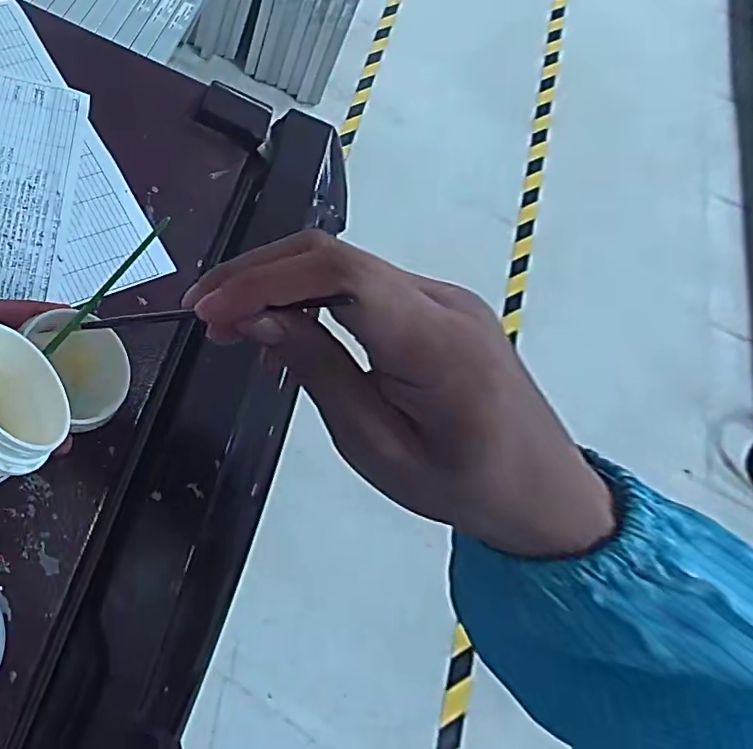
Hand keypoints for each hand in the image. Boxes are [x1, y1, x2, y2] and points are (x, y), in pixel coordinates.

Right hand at [183, 231, 615, 557]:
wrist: (551, 500)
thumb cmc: (461, 485)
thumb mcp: (373, 442)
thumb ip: (315, 368)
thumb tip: (254, 318)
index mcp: (433, 341)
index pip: (336, 274)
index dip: (260, 281)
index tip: (209, 312)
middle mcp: (439, 302)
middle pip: (325, 253)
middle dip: (249, 274)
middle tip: (201, 310)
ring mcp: (437, 297)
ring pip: (330, 259)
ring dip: (265, 280)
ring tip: (224, 319)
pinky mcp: (426, 304)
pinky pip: (347, 279)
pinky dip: (293, 290)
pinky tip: (268, 322)